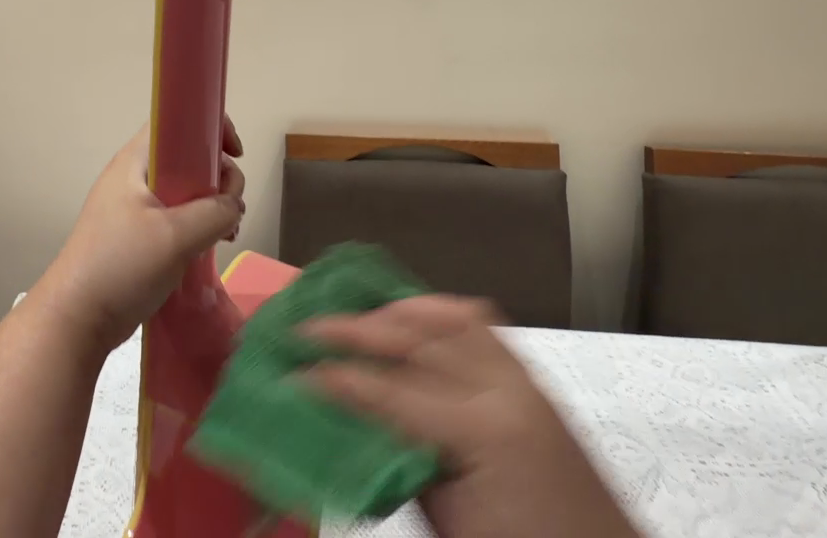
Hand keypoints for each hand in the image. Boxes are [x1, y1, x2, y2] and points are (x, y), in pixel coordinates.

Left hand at [30, 121, 246, 355]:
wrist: (77, 317)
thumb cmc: (122, 264)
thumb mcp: (176, 235)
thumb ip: (215, 212)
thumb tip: (234, 205)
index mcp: (135, 162)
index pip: (176, 122)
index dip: (209, 129)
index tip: (236, 155)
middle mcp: (134, 177)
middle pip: (187, 158)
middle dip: (218, 178)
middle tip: (232, 211)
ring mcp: (134, 207)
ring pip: (186, 191)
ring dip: (212, 207)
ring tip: (227, 235)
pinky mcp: (137, 235)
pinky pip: (177, 218)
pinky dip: (199, 227)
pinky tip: (212, 247)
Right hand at [306, 297, 642, 537]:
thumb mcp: (449, 519)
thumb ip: (402, 461)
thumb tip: (352, 418)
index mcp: (485, 434)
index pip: (391, 391)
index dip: (335, 380)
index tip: (292, 375)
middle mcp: (507, 391)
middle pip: (417, 340)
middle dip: (354, 330)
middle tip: (306, 330)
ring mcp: (525, 380)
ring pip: (451, 318)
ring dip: (396, 310)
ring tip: (355, 312)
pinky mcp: (534, 382)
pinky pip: (483, 327)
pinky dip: (440, 312)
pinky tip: (413, 315)